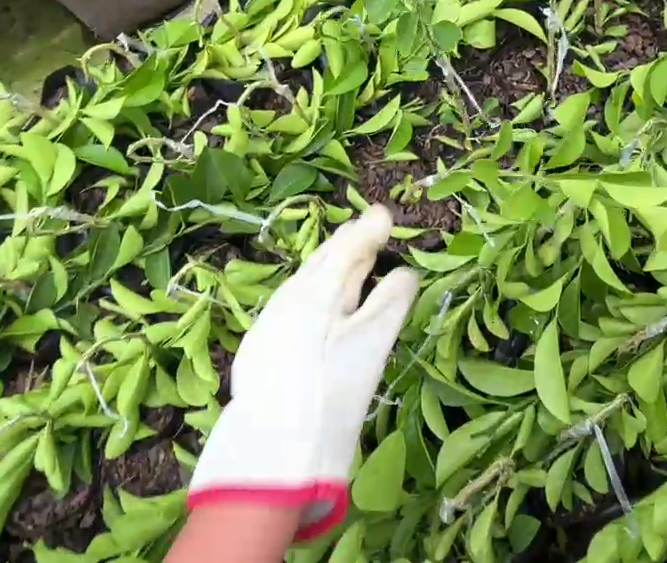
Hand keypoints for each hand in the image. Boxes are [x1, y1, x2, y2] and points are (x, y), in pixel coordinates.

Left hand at [184, 205, 419, 542]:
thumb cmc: (332, 393)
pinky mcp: (260, 345)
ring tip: (347, 255)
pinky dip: (313, 289)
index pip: (348, 247)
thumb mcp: (372, 345)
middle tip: (369, 227)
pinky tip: (319, 299)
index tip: (385, 214)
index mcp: (319, 289)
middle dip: (348, 241)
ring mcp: (271, 320)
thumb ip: (390, 301)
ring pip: (305, 279)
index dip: (369, 230)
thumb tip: (405, 272)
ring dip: (329, 264)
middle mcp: (291, 296)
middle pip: (324, 260)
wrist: (272, 452)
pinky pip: (292, 301)